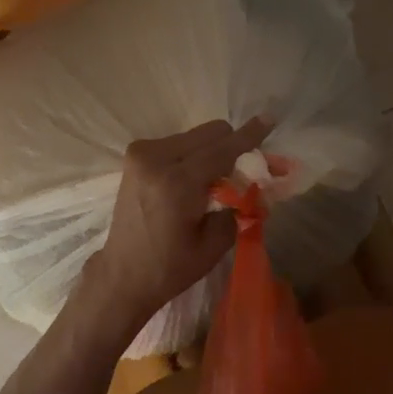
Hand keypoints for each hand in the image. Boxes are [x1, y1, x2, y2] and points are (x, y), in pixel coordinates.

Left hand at [84, 118, 273, 329]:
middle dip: (233, 147)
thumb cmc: (170, 267)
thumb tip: (258, 184)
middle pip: (210, 133)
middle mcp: (156, 158)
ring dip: (212, 152)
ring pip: (195, 136)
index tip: (270, 119)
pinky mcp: (136, 155)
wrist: (122, 274)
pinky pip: (178, 144)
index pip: (223, 149)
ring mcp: (142, 153)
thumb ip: (239, 204)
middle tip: (246, 170)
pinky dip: (194, 155)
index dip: (249, 136)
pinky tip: (195, 180)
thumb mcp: (215, 243)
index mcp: (176, 182)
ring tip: (217, 181)